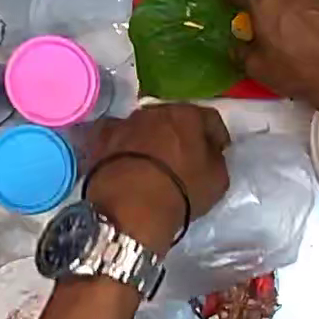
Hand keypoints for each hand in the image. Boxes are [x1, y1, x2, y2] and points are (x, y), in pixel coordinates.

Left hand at [85, 104, 230, 254]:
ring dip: (150, 139)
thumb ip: (215, 159)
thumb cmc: (181, 192)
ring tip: (152, 161)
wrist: (130, 207)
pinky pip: (116, 138)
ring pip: (143, 127)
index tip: (219, 149)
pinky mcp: (100, 139)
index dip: (216, 135)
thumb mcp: (217, 180)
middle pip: (173, 119)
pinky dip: (121, 146)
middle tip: (183, 155)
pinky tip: (123, 161)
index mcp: (188, 115)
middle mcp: (154, 111)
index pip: (209, 119)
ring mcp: (124, 123)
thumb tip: (209, 152)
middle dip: (180, 134)